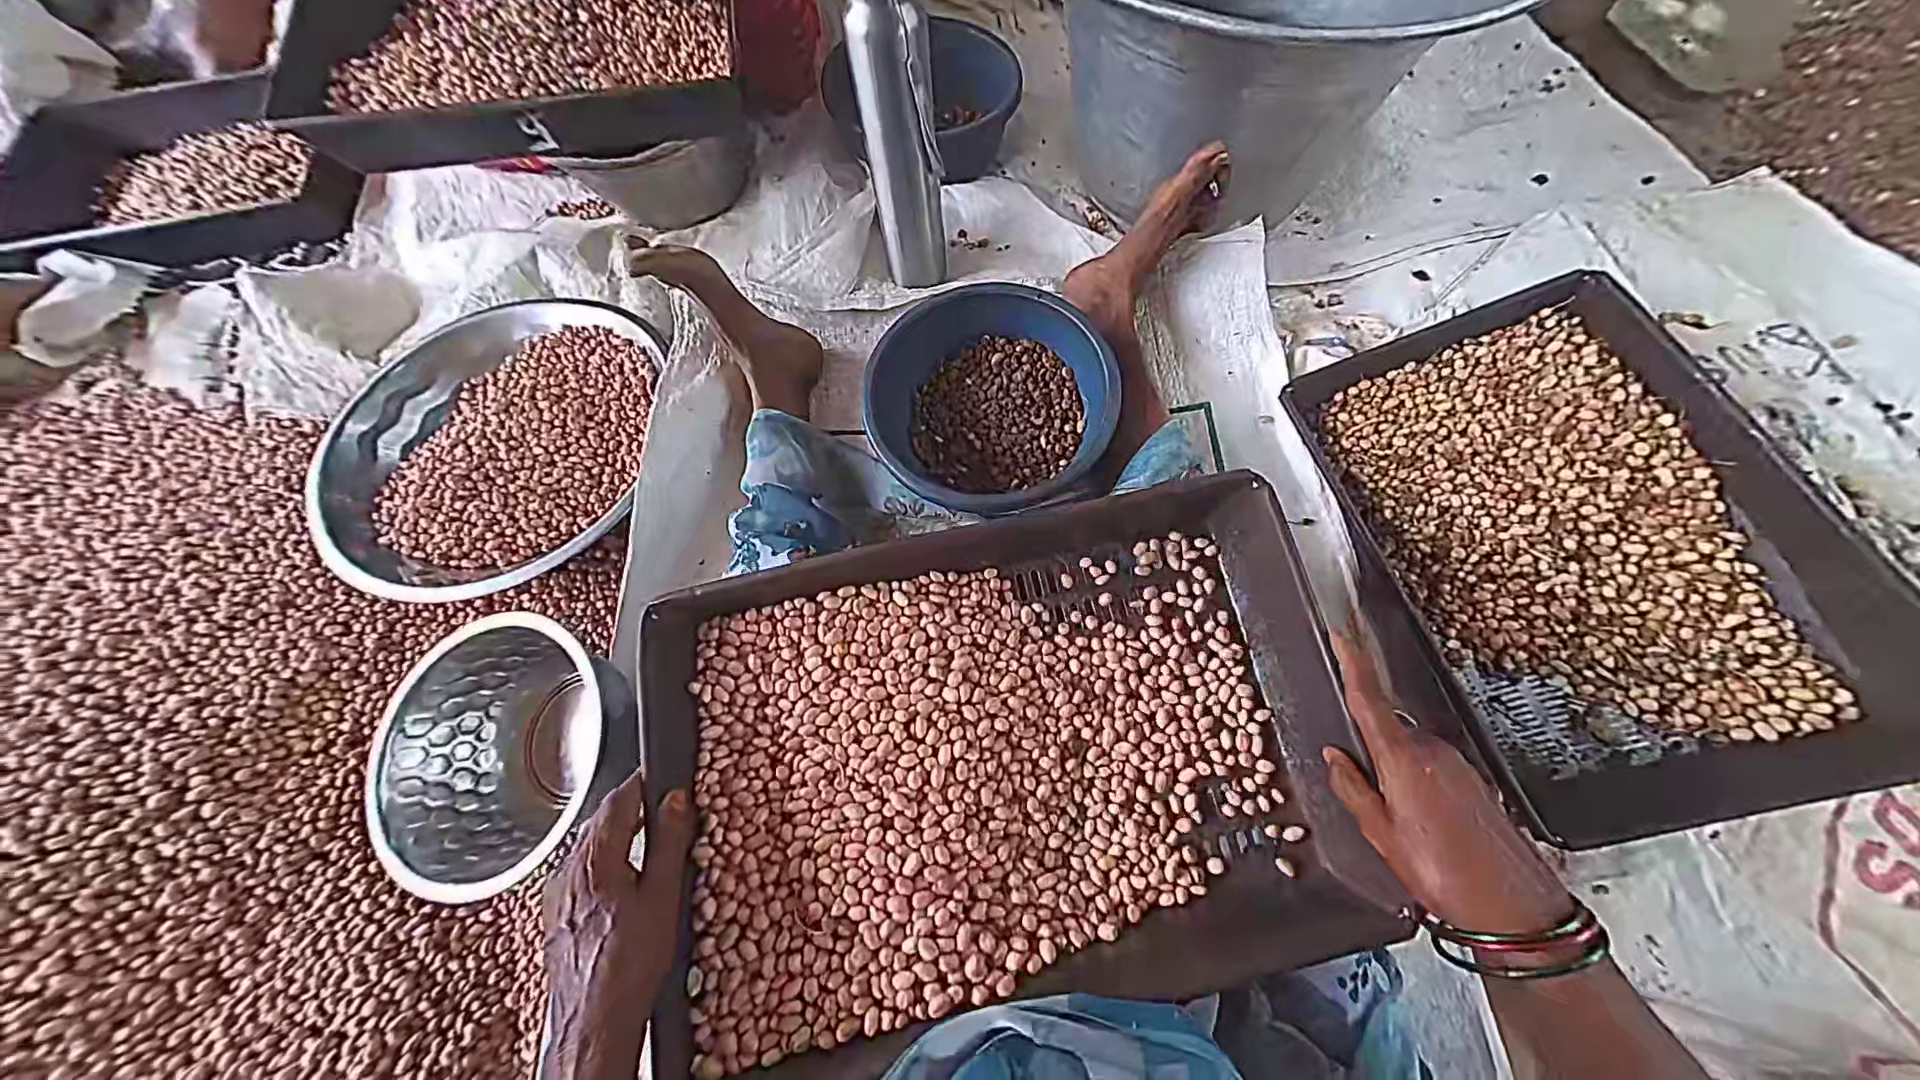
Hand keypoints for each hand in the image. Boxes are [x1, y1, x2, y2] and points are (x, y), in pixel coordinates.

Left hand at [542, 772, 694, 1079]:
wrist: (592, 1022)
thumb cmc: (630, 963)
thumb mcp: (663, 895)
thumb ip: (668, 841)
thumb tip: (675, 799)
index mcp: (595, 861)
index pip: (617, 800)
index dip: (641, 781)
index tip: (661, 772)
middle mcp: (569, 872)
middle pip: (601, 820)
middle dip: (631, 804)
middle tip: (662, 799)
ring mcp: (559, 895)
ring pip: (590, 844)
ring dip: (619, 830)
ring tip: (648, 831)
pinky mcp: (559, 914)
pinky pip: (583, 868)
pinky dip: (607, 856)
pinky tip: (626, 872)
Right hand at [1322, 631, 1573, 935]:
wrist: (1516, 911)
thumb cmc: (1442, 873)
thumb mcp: (1381, 833)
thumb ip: (1353, 787)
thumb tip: (1335, 756)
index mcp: (1402, 759)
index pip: (1369, 698)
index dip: (1353, 661)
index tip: (1341, 632)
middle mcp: (1432, 751)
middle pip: (1386, 728)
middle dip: (1369, 747)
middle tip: (1367, 792)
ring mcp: (1457, 763)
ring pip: (1408, 749)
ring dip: (1394, 770)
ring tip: (1397, 820)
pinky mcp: (1473, 778)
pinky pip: (1429, 764)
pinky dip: (1414, 780)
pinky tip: (1420, 820)